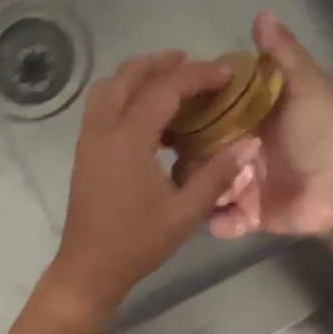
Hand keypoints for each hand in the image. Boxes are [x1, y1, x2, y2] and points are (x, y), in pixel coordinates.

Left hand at [48, 51, 250, 313]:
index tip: (226, 75)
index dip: (198, 75)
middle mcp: (102, 131)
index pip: (164, 89)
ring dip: (138, 77)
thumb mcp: (184, 214)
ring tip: (171, 83)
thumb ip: (217, 175)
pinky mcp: (83, 154)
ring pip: (109, 88)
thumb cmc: (136, 244)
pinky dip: (124, 97)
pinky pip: (101, 109)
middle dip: (162, 64)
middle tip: (195, 66)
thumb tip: (249, 143)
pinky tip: (150, 118)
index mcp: (127, 140)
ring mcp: (88, 141)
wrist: (88, 269)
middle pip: (129, 76)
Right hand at [203, 11, 332, 238]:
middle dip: (190, 161)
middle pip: (192, 156)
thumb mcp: (304, 85)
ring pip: (198, 191)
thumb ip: (281, 54)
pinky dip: (220, 221)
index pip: (202, 114)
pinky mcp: (245, 216)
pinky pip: (218, 221)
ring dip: (203, 192)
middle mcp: (234, 151)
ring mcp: (237, 186)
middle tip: (200, 162)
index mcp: (244, 119)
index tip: (172, 115)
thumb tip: (261, 14)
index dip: (186, 114)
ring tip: (221, 190)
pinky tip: (233, 213)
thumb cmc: (324, 130)